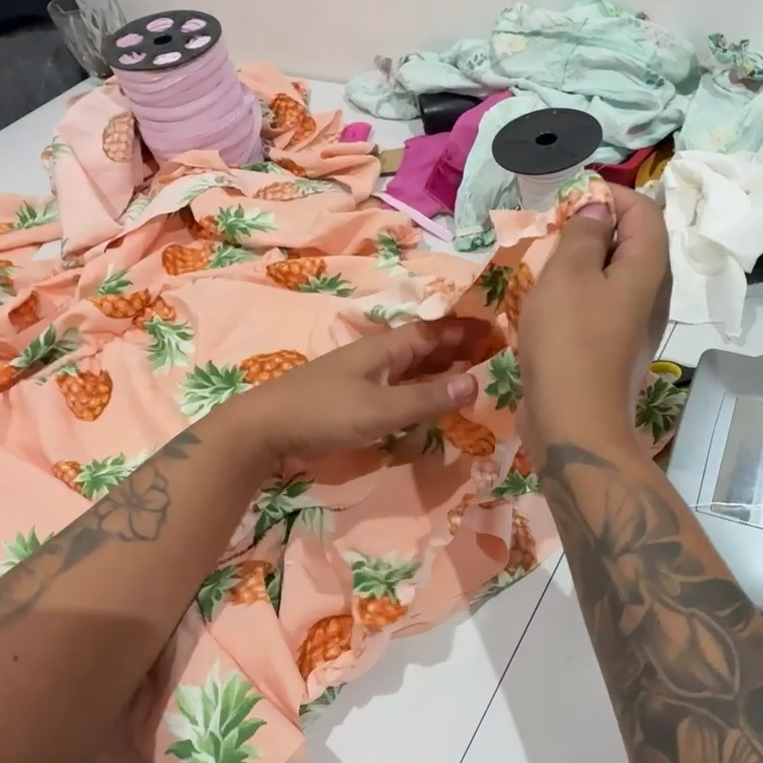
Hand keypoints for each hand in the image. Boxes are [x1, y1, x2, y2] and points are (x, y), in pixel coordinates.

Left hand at [220, 317, 492, 462]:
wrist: (264, 432)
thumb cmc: (322, 412)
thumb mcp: (380, 408)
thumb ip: (427, 398)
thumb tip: (477, 382)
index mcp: (385, 348)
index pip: (435, 331)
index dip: (466, 331)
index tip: (499, 333)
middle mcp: (379, 359)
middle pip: (427, 350)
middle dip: (461, 353)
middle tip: (497, 362)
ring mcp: (367, 382)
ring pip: (415, 372)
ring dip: (444, 377)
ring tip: (477, 385)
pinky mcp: (358, 405)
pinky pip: (401, 394)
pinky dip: (423, 398)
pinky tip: (437, 410)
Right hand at [518, 186, 670, 451]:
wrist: (574, 423)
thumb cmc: (569, 341)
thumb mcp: (569, 273)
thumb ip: (584, 233)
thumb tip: (598, 210)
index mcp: (649, 267)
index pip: (644, 210)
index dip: (610, 195)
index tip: (569, 200)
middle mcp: (652, 293)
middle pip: (632, 242)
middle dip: (594, 228)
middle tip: (553, 231)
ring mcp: (635, 325)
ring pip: (613, 276)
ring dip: (582, 263)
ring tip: (545, 264)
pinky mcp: (614, 348)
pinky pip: (601, 306)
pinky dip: (578, 294)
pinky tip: (548, 304)